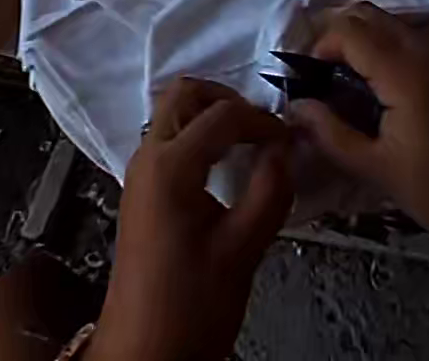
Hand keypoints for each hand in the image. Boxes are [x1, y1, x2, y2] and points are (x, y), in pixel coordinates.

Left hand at [87, 78, 294, 360]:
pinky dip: (196, 131)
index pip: (221, 115)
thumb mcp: (242, 251)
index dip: (260, 119)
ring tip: (247, 138)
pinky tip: (222, 158)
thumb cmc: (192, 305)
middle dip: (225, 98)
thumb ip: (269, 192)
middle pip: (183, 94)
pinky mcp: (141, 185)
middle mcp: (148, 154)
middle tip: (260, 124)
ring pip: (171, 110)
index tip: (288, 137)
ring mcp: (139, 168)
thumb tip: (285, 149)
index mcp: (170, 165)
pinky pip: (167, 135)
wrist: (143, 350)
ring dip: (208, 112)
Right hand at [289, 0, 428, 259]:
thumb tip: (295, 106)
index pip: (347, 31)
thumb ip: (332, 133)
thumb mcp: (381, 171)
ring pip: (384, 21)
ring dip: (356, 40)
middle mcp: (423, 51)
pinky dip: (378, 47)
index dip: (318, 48)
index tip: (308, 83)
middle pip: (365, 13)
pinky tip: (374, 88)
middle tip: (321, 76)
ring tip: (342, 82)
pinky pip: (403, 37)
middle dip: (334, 36)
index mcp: (405, 73)